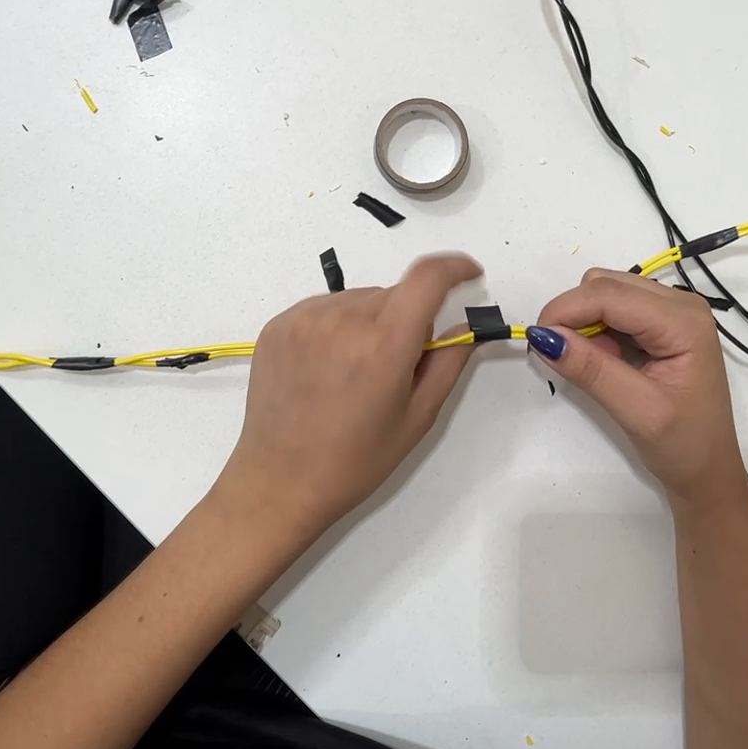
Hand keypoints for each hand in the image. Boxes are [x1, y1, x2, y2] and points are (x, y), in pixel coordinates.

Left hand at [214, 254, 482, 542]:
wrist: (278, 481)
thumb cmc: (355, 460)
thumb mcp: (416, 418)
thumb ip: (448, 363)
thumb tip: (466, 326)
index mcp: (383, 345)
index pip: (427, 278)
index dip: (454, 267)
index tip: (469, 273)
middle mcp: (342, 320)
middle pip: (394, 293)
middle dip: (409, 317)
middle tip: (400, 363)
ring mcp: (304, 318)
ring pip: (360, 299)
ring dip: (372, 320)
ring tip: (357, 371)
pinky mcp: (278, 325)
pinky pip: (326, 308)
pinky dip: (339, 325)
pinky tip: (329, 367)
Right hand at [528, 269, 743, 503]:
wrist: (708, 469)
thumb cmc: (684, 445)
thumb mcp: (637, 411)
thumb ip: (591, 370)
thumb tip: (543, 336)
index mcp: (684, 322)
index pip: (609, 295)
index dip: (566, 310)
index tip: (536, 341)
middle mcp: (679, 304)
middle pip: (605, 285)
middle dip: (574, 314)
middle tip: (568, 359)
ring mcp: (670, 311)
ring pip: (605, 291)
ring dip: (585, 322)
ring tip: (596, 364)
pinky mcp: (658, 322)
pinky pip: (612, 307)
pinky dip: (596, 329)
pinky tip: (606, 360)